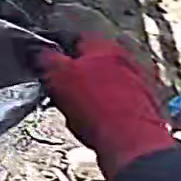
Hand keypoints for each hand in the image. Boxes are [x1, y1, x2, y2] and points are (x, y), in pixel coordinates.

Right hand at [35, 37, 174, 179]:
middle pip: (88, 59)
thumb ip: (44, 57)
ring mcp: (138, 82)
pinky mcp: (143, 104)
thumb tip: (37, 50)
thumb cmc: (96, 107)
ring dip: (85, 87)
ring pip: (100, 78)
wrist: (132, 142)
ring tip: (70, 104)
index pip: (70, 37)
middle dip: (70, 70)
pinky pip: (112, 97)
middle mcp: (126, 60)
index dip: (51, 48)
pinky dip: (99, 103)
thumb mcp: (56, 76)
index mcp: (104, 46)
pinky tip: (88, 116)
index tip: (40, 59)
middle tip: (53, 84)